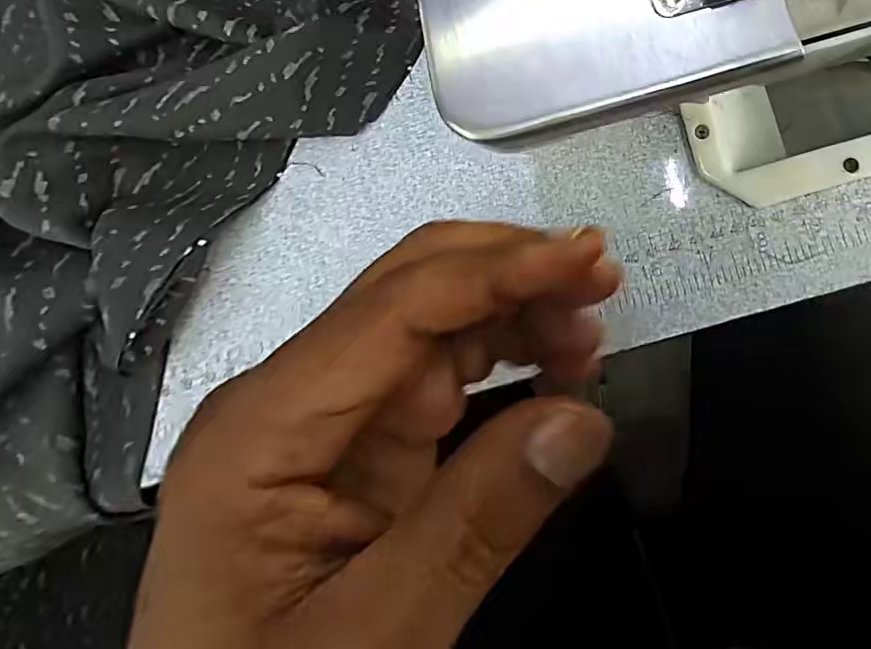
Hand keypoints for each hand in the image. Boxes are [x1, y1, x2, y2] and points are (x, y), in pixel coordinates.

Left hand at [130, 222, 621, 648]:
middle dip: (519, 268)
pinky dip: (520, 346)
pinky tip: (560, 365)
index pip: (403, 304)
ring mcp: (341, 407)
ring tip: (589, 338)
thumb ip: (476, 525)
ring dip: (528, 305)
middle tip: (601, 280)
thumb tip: (583, 421)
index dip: (506, 269)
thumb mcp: (372, 635)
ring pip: (448, 309)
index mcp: (268, 427)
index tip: (589, 260)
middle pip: (421, 282)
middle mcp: (301, 393)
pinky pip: (460, 358)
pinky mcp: (379, 430)